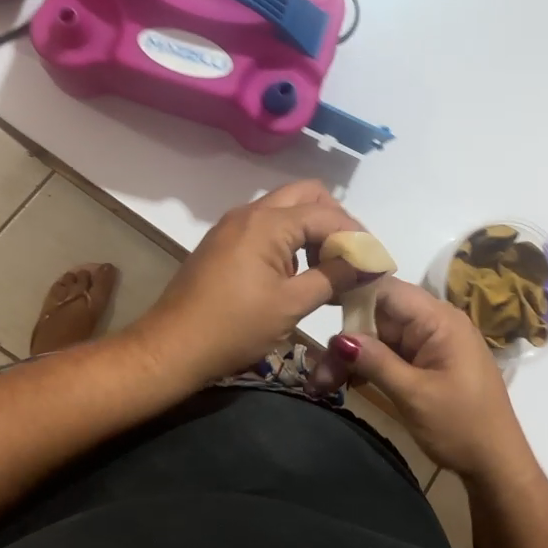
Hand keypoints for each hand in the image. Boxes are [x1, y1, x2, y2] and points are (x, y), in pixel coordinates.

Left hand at [128, 181, 360, 383]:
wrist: (169, 351)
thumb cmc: (233, 329)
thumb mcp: (291, 305)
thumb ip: (334, 278)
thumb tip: (369, 264)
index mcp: (268, 223)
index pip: (327, 215)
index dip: (358, 237)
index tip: (377, 264)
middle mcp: (251, 213)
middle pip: (308, 196)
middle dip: (336, 222)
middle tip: (353, 257)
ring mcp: (234, 225)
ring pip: (288, 209)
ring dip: (314, 230)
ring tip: (331, 269)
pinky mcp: (225, 242)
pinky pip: (269, 225)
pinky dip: (293, 239)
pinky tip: (302, 273)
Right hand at [330, 279, 531, 480]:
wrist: (497, 463)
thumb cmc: (461, 426)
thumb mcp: (414, 395)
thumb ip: (376, 362)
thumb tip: (338, 337)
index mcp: (440, 320)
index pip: (388, 290)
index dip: (352, 291)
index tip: (316, 301)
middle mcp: (436, 322)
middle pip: (380, 315)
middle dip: (346, 339)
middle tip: (317, 374)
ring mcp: (433, 342)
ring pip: (382, 336)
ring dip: (353, 356)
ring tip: (322, 385)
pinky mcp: (429, 362)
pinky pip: (393, 352)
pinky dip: (370, 365)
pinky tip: (345, 383)